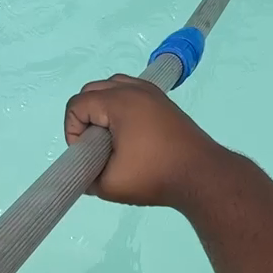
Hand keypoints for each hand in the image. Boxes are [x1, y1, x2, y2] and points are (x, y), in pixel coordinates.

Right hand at [63, 74, 233, 210]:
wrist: (200, 175)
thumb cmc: (154, 177)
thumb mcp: (109, 186)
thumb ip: (87, 178)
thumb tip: (84, 174)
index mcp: (118, 103)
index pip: (77, 104)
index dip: (72, 131)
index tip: (85, 154)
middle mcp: (134, 89)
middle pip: (92, 90)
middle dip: (84, 117)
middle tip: (93, 146)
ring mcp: (151, 92)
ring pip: (112, 86)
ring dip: (102, 108)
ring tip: (109, 137)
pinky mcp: (162, 101)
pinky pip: (130, 92)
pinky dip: (120, 106)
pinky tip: (127, 133)